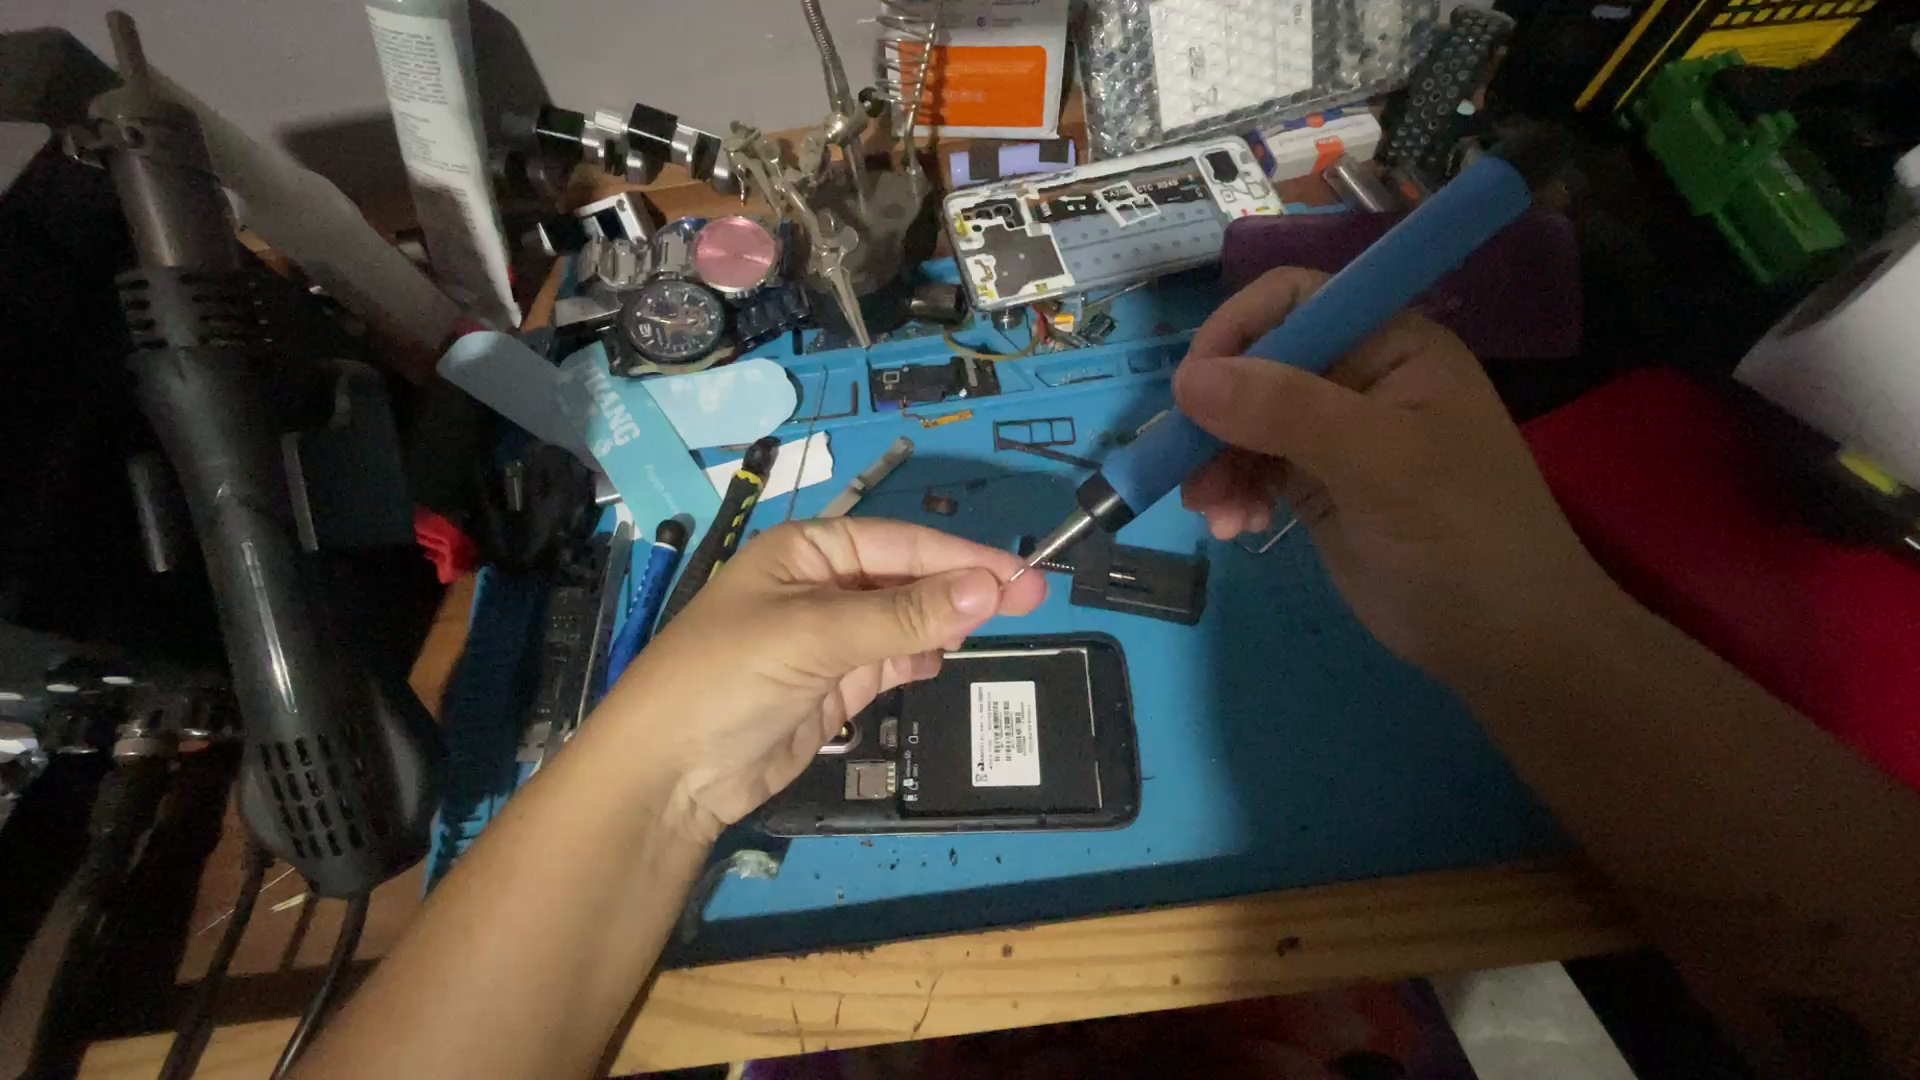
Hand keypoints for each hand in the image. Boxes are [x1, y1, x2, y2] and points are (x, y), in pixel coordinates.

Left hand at [602, 519, 1045, 839]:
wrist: (668, 776)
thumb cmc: (728, 678)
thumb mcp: (816, 636)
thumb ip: (904, 615)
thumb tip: (989, 587)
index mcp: (808, 552)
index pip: (900, 544)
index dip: (961, 557)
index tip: (1019, 575)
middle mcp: (822, 586)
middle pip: (907, 579)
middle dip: (961, 588)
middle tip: (1029, 599)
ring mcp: (829, 638)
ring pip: (904, 621)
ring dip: (943, 624)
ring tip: (989, 628)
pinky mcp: (835, 683)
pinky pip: (890, 660)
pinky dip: (917, 658)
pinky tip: (939, 661)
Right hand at [1171, 267, 1613, 681]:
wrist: (1497, 637)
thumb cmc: (1460, 535)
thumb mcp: (1378, 464)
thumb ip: (1286, 413)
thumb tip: (1187, 380)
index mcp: (1388, 346)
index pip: (1293, 301)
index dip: (1236, 332)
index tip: (1192, 388)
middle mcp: (1354, 378)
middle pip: (1254, 368)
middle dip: (1215, 419)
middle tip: (1190, 470)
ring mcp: (1330, 434)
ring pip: (1240, 423)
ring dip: (1215, 465)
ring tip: (1216, 514)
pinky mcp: (1312, 483)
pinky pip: (1248, 469)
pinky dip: (1231, 494)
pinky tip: (1236, 527)